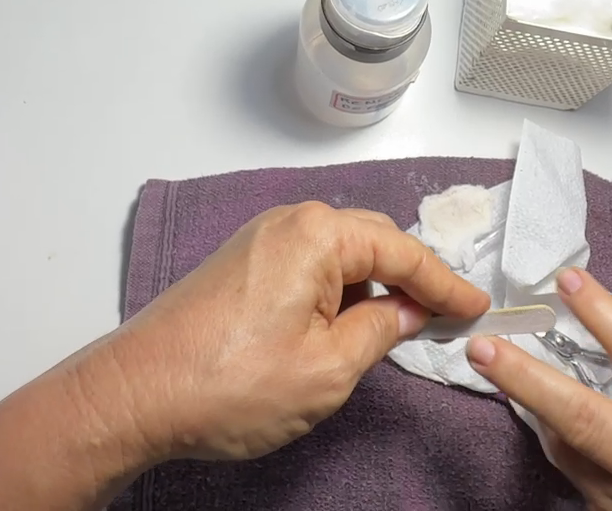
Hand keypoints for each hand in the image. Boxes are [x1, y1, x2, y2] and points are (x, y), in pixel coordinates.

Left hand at [0, 202, 490, 510]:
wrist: (134, 393)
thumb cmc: (233, 382)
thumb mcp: (327, 369)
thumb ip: (380, 328)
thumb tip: (410, 309)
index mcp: (318, 233)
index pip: (401, 250)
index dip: (444, 282)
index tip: (476, 304)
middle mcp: (292, 219)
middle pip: (371, 240)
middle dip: (409, 277)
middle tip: (442, 315)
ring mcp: (263, 236)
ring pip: (339, 251)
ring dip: (371, 284)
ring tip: (396, 323)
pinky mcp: (244, 259)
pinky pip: (309, 262)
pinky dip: (337, 288)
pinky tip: (344, 320)